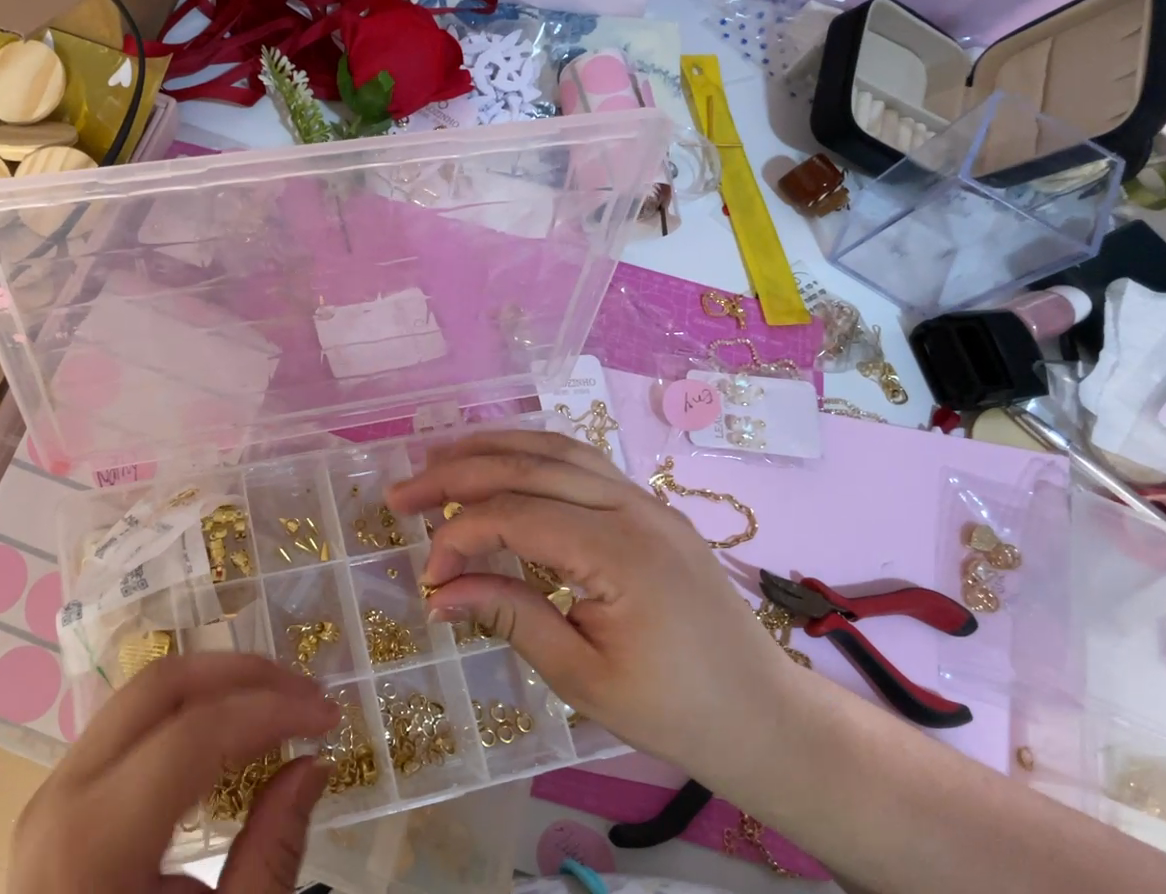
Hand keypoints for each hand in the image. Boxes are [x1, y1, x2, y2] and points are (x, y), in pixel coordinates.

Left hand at [10, 653, 338, 893]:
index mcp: (93, 839)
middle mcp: (62, 793)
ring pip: (141, 697)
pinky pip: (129, 727)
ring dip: (216, 686)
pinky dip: (188, 712)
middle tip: (307, 693)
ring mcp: (54, 788)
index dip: (269, 711)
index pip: (192, 734)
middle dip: (242, 675)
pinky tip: (232, 728)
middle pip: (158, 687)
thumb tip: (313, 765)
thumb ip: (270, 853)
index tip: (329, 716)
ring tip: (280, 703)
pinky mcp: (60, 794)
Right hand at [386, 430, 806, 773]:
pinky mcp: (650, 508)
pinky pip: (582, 463)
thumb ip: (508, 616)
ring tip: (437, 460)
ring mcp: (647, 501)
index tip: (428, 575)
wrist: (765, 716)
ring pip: (557, 450)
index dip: (459, 535)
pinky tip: (500, 465)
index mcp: (621, 553)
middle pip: (530, 466)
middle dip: (456, 473)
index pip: (517, 515)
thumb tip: (437, 592)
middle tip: (401, 491)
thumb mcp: (582, 676)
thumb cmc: (674, 709)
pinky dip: (530, 455)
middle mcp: (634, 508)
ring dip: (492, 449)